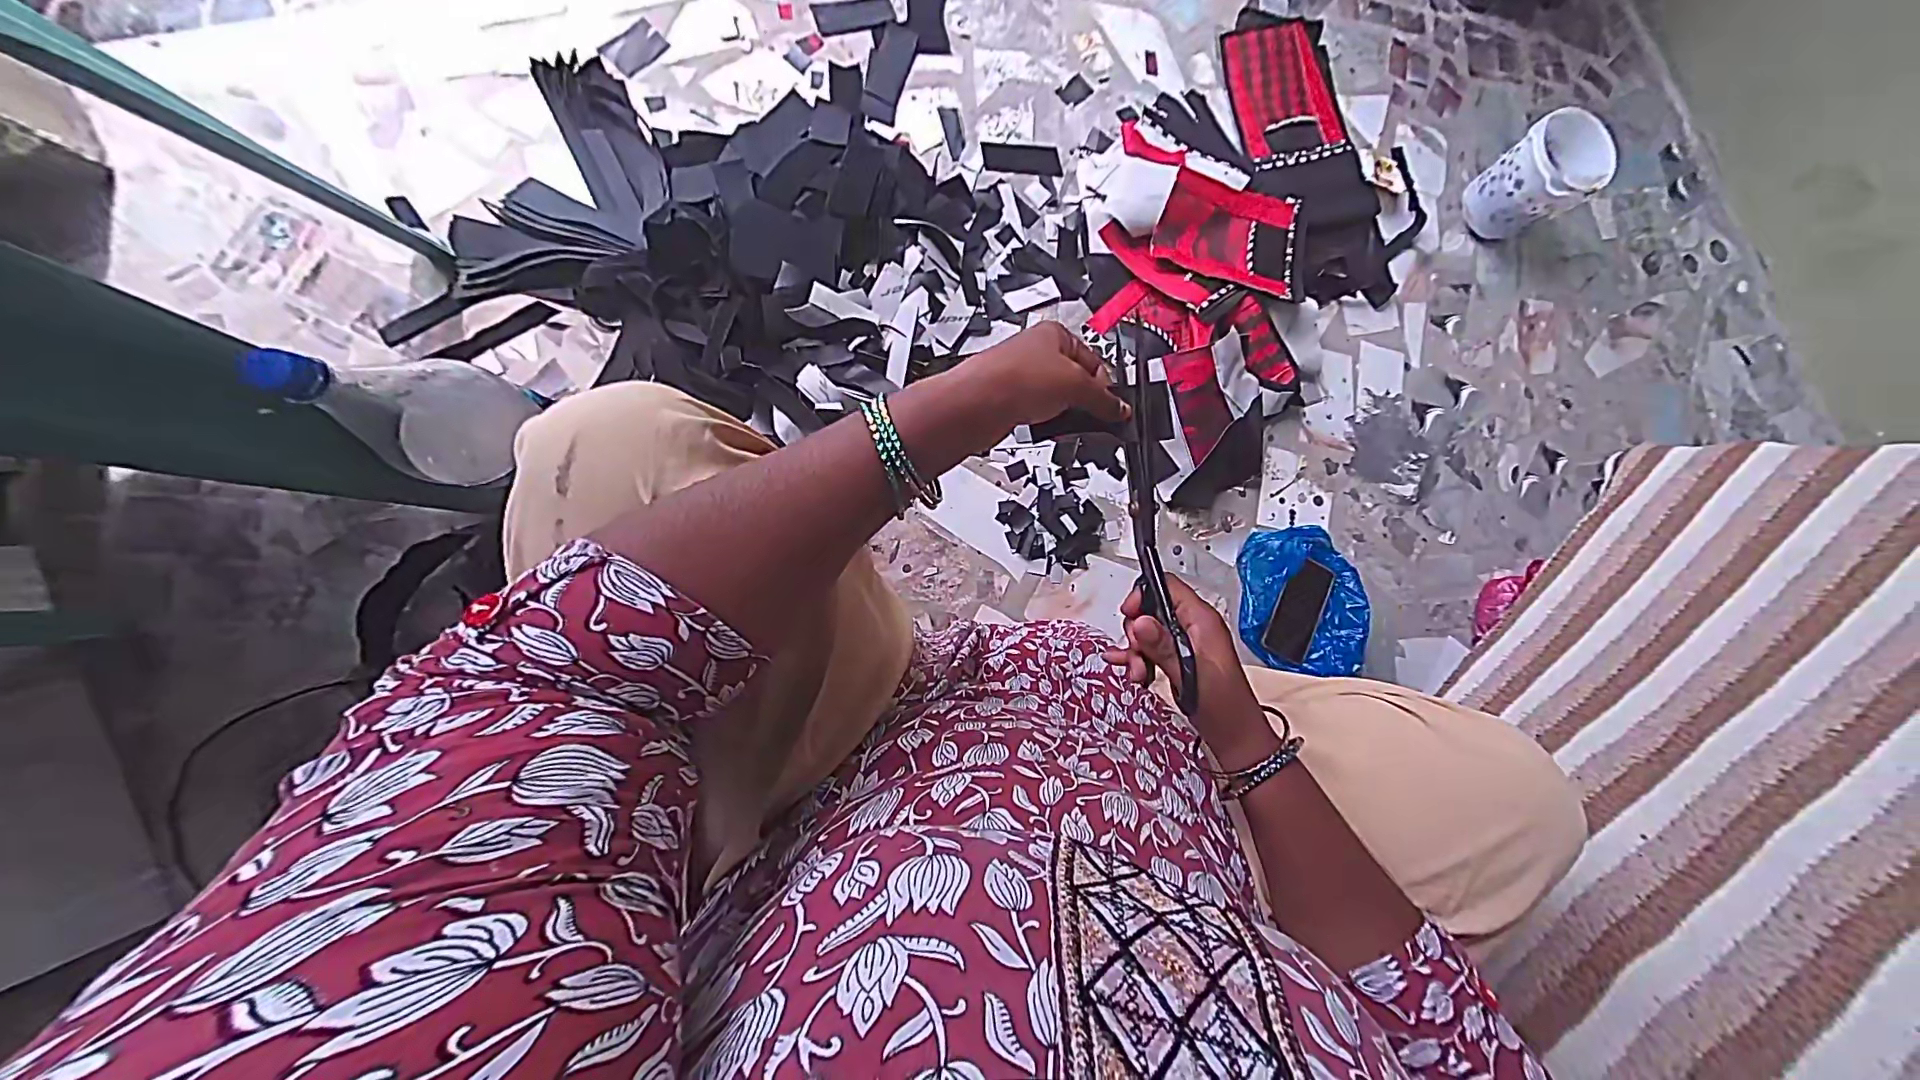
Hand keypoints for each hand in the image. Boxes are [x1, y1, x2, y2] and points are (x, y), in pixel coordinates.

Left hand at [946, 322, 1129, 434]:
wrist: (976, 404)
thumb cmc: (1014, 377)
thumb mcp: (1076, 386)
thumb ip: (1104, 399)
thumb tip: (1119, 408)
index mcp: (1055, 333)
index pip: (1094, 358)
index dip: (1106, 383)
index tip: (1115, 405)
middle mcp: (1035, 352)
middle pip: (1074, 380)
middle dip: (1083, 399)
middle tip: (1091, 414)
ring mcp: (1020, 377)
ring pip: (1054, 399)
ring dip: (1062, 413)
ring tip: (1062, 420)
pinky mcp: (1008, 402)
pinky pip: (1035, 414)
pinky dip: (1042, 422)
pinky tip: (1042, 426)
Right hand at [1101, 573, 1280, 770]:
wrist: (1235, 737)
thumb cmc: (1225, 707)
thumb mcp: (1189, 674)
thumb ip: (1163, 646)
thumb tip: (1141, 621)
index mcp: (1202, 621)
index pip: (1167, 587)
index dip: (1143, 597)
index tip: (1129, 617)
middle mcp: (1194, 627)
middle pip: (1151, 610)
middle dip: (1136, 632)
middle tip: (1138, 655)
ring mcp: (1186, 643)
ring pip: (1147, 631)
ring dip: (1136, 651)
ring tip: (1139, 672)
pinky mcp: (1179, 658)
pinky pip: (1151, 648)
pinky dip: (1139, 659)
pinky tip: (1133, 671)